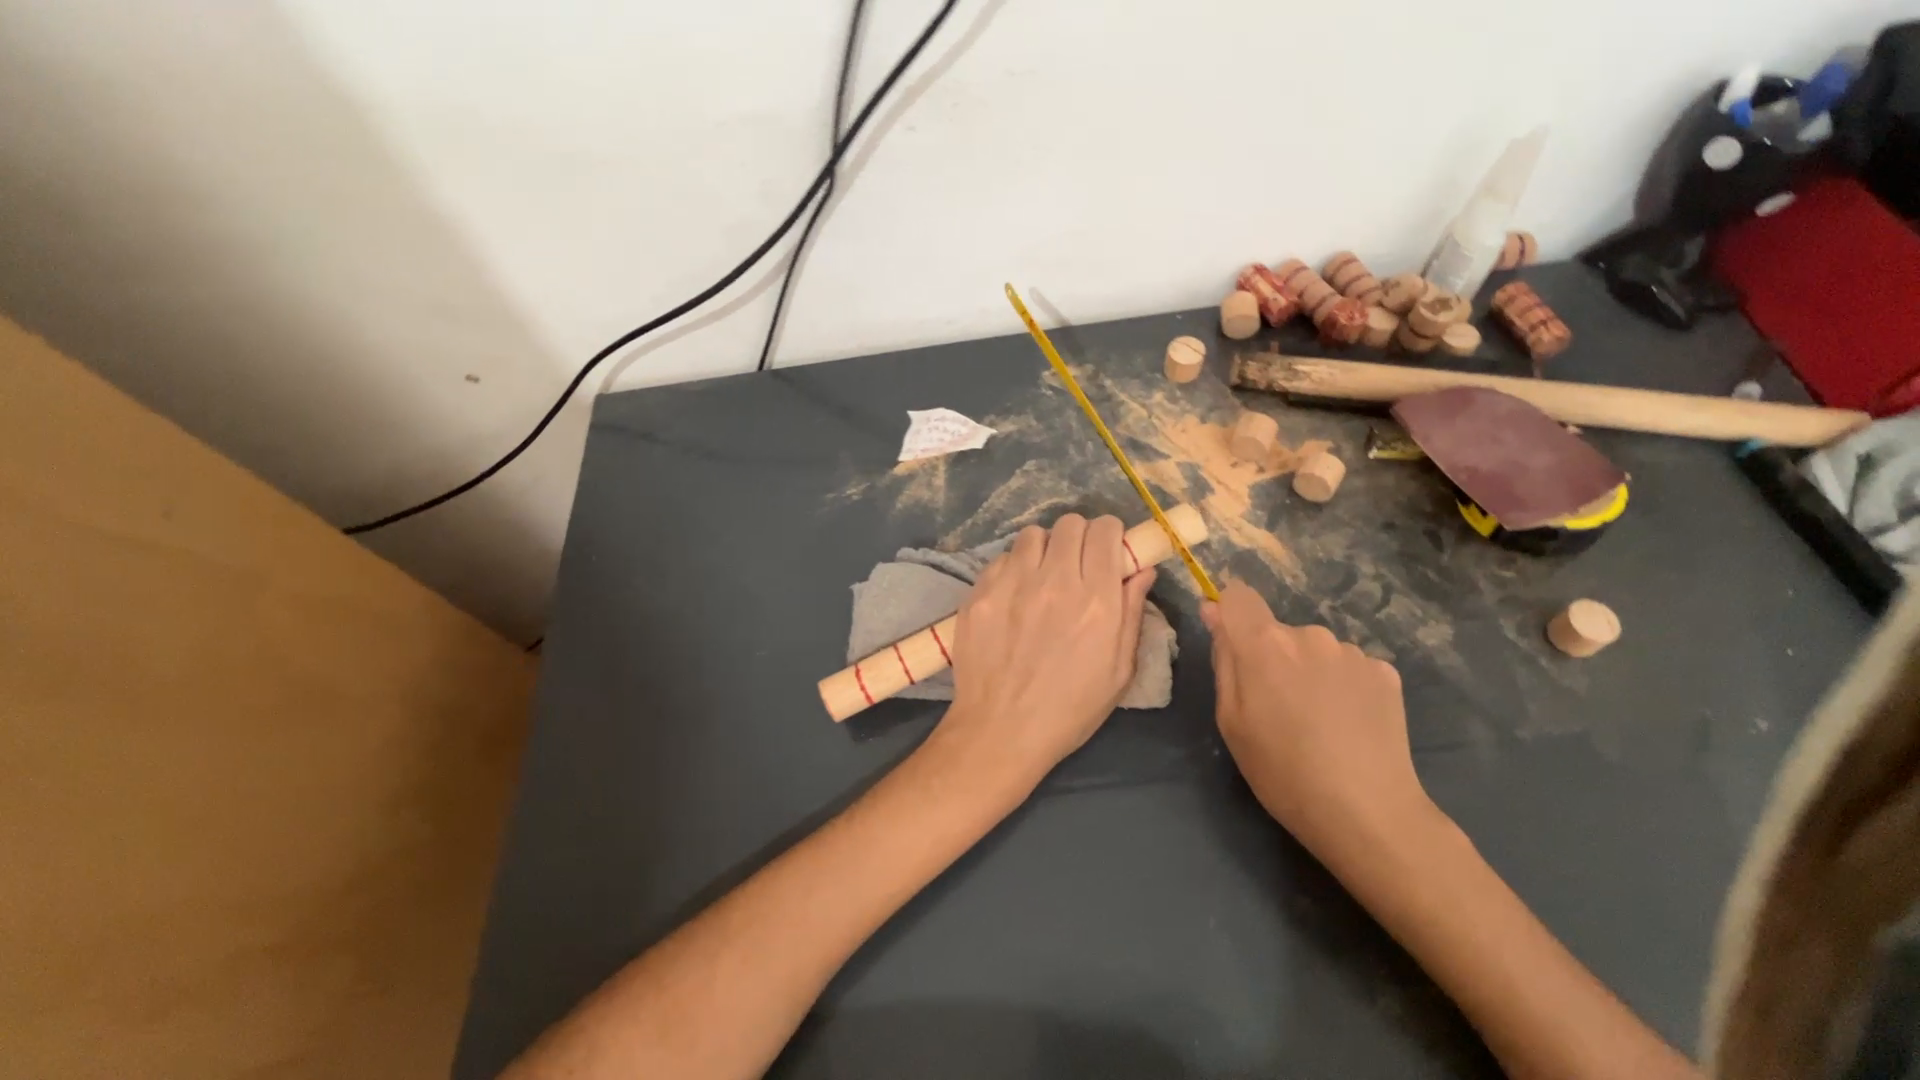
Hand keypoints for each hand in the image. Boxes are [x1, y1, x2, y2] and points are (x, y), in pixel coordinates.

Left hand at [935, 514, 1156, 791]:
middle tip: (1077, 563)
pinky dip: (1013, 569)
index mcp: (1097, 600)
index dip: (1110, 535)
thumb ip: (1130, 613)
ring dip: (1044, 549)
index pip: (1105, 531)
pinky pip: (1001, 559)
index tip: (1108, 551)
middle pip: (1070, 524)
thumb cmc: (1070, 709)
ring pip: (1033, 535)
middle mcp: (1055, 582)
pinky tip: (1014, 597)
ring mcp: (1012, 584)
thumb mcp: (1118, 671)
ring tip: (1042, 576)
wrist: (1001, 731)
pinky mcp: (980, 593)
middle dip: (1079, 537)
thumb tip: (1141, 570)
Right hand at [1201, 582, 1434, 861]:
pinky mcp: (1386, 672)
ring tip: (1319, 724)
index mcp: (1264, 644)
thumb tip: (1215, 612)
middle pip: (1279, 632)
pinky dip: (1344, 688)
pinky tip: (1349, 727)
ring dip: (1311, 674)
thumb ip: (1223, 660)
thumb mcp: (1231, 721)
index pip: (1239, 596)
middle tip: (1279, 711)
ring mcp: (1352, 652)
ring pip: (1316, 651)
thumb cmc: (1281, 772)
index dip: (1232, 615)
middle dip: (1274, 659)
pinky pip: (1349, 668)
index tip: (1234, 648)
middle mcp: (1310, 635)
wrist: (1366, 812)